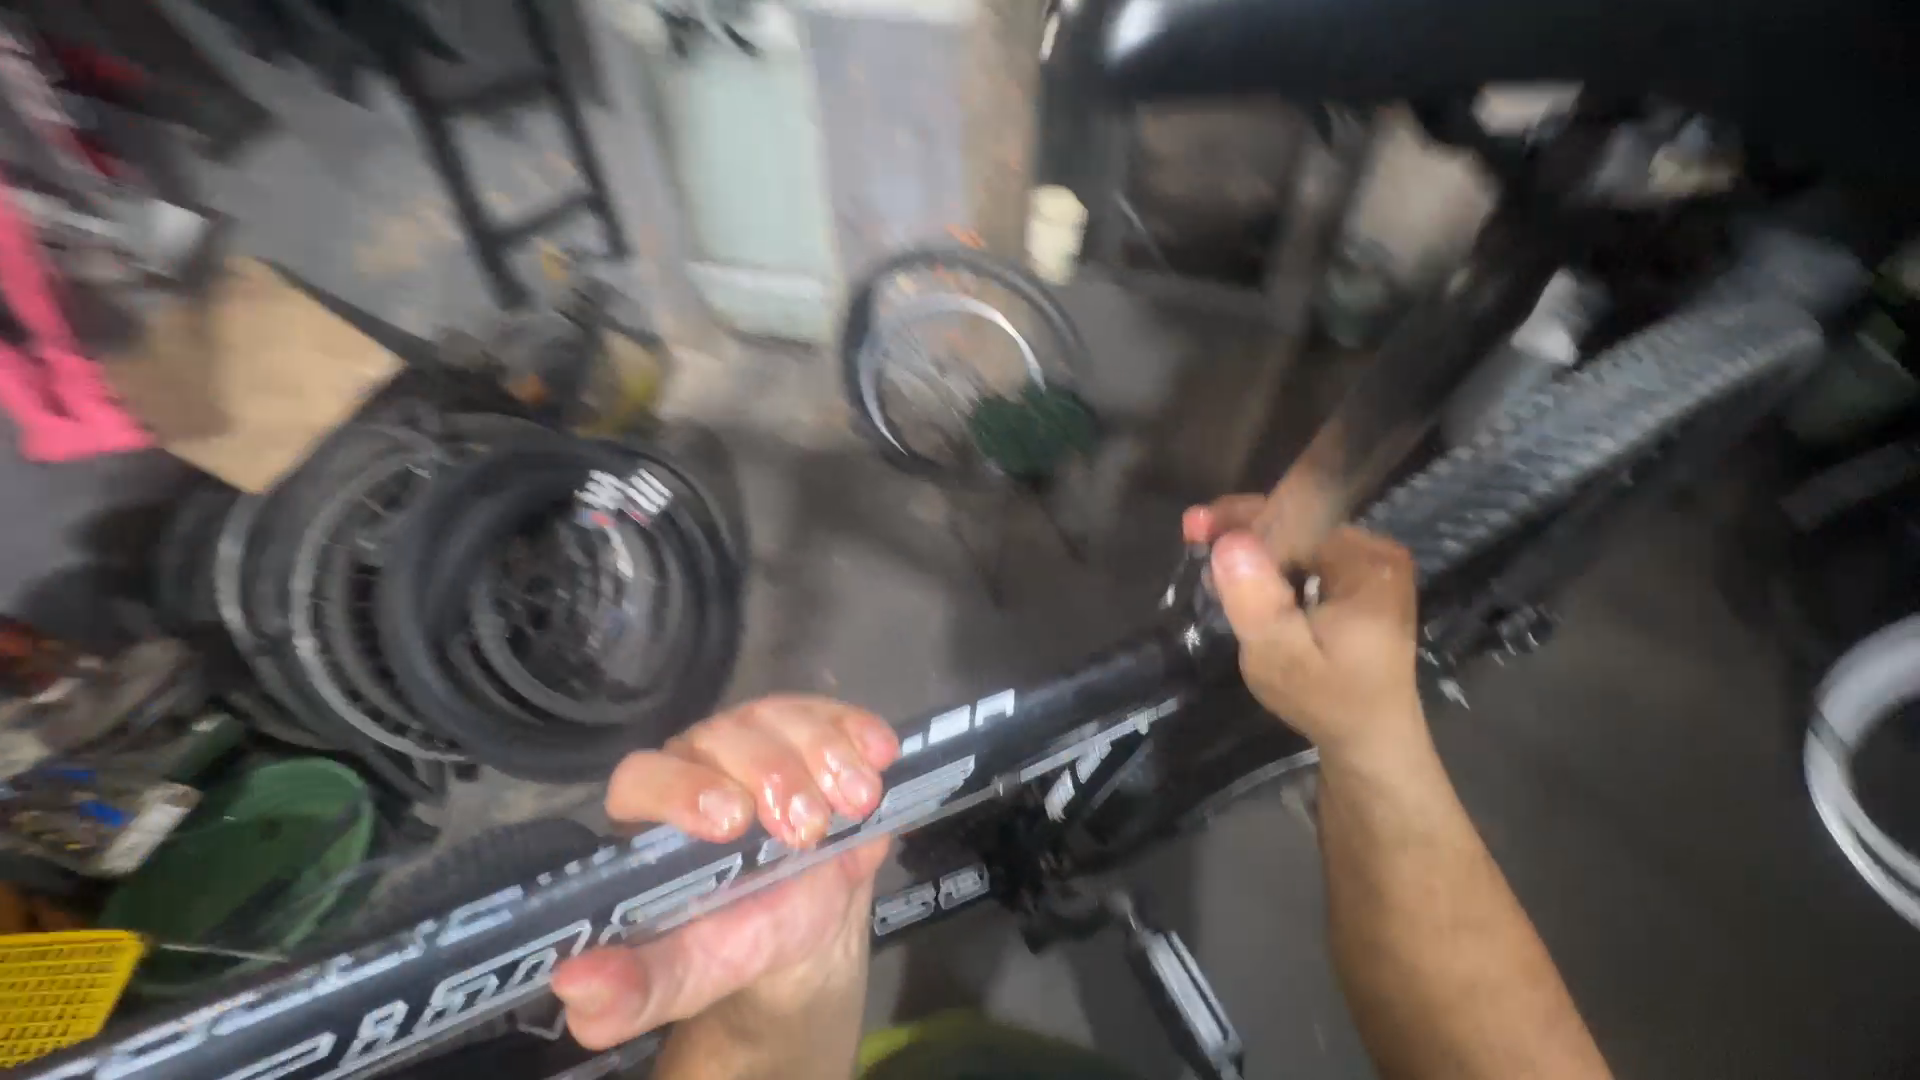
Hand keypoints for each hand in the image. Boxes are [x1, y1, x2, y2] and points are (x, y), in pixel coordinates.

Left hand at [551, 696, 898, 1049]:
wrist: (811, 914)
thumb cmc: (743, 934)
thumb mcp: (695, 973)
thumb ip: (635, 989)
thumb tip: (575, 983)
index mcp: (654, 811)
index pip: (644, 777)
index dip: (682, 789)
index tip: (731, 822)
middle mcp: (702, 757)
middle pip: (726, 736)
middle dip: (774, 776)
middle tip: (810, 830)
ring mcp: (763, 734)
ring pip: (782, 716)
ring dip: (824, 753)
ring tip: (856, 803)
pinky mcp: (817, 727)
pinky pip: (834, 712)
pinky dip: (859, 729)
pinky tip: (881, 755)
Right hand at [1184, 497, 1427, 764]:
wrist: (1372, 741)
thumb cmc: (1328, 702)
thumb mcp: (1281, 657)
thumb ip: (1256, 600)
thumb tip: (1229, 540)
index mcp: (1365, 563)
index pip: (1294, 518)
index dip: (1239, 517)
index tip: (1194, 525)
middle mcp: (1375, 553)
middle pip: (1298, 522)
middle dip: (1242, 529)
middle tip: (1194, 537)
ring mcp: (1372, 566)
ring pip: (1299, 538)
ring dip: (1253, 546)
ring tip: (1211, 556)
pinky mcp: (1362, 581)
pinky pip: (1307, 556)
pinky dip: (1272, 562)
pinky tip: (1244, 576)